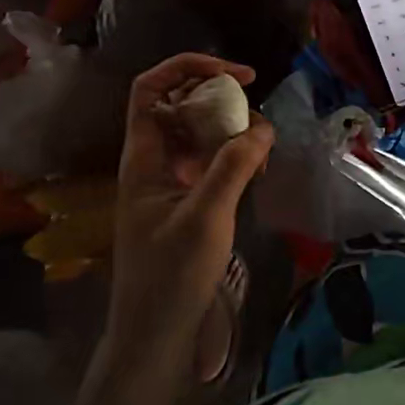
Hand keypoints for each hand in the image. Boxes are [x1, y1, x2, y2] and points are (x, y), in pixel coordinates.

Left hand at [111, 54, 272, 357]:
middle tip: (255, 111)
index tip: (237, 76)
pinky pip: (207, 161)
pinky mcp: (184, 201)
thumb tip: (262, 124)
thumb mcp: (206, 217)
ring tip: (260, 146)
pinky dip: (232, 156)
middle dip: (218, 97)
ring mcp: (168, 182)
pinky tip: (254, 172)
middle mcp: (152, 161)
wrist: (155, 336)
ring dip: (229, 128)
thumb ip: (233, 166)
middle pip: (178, 104)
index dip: (189, 68)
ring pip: (196, 133)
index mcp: (143, 157)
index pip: (151, 88)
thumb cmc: (172, 277)